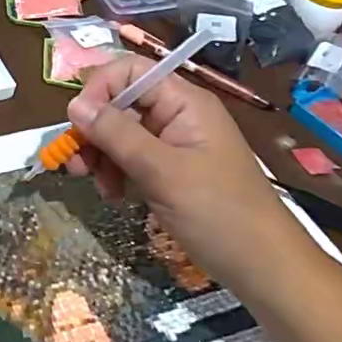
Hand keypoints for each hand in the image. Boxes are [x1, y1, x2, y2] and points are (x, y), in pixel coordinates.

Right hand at [64, 56, 291, 279]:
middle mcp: (178, 115)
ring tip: (95, 185)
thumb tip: (74, 104)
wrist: (267, 270)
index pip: (130, 71)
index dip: (99, 89)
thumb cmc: (219, 214)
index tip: (78, 122)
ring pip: (121, 132)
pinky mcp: (171, 170)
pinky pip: (132, 157)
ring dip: (101, 155)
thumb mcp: (161, 172)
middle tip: (74, 163)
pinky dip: (116, 171)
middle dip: (94, 129)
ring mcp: (175, 144)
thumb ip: (116, 134)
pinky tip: (113, 194)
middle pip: (120, 103)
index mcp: (184, 102)